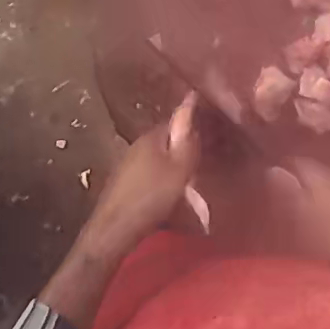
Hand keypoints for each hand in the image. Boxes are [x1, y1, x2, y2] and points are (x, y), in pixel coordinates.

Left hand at [79, 91, 200, 257]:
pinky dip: (165, 181)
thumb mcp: (179, 168)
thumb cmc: (152, 196)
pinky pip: (152, 175)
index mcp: (151, 138)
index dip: (195, 128)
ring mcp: (128, 165)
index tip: (213, 136)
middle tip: (207, 162)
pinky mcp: (125, 184)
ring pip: (159, 160)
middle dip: (185, 150)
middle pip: (167, 142)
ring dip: (175, 168)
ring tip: (193, 182)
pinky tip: (173, 196)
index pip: (176, 122)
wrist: (116, 230)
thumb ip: (187, 138)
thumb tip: (190, 99)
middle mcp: (137, 146)